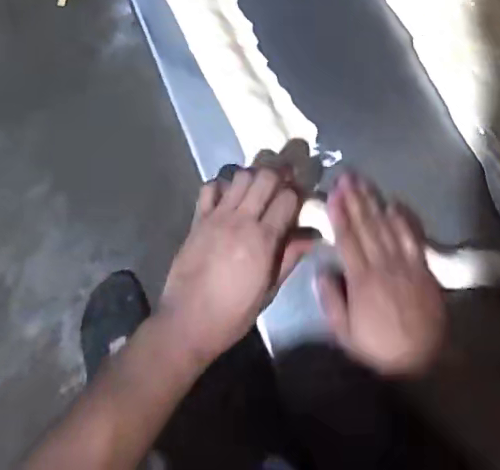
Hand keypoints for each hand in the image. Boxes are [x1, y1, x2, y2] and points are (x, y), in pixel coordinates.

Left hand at [156, 162, 315, 367]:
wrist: (186, 323)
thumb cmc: (232, 314)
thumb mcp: (269, 291)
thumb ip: (290, 257)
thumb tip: (314, 235)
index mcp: (263, 239)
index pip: (288, 197)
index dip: (298, 194)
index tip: (301, 200)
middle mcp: (241, 220)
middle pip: (266, 176)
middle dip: (279, 176)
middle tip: (284, 184)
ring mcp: (217, 216)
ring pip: (240, 176)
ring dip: (253, 177)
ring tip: (258, 189)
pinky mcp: (198, 219)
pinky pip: (210, 187)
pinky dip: (222, 186)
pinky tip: (229, 197)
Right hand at [317, 172, 445, 377]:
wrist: (424, 358)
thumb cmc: (380, 347)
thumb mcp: (345, 334)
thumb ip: (331, 301)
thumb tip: (321, 271)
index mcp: (361, 280)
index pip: (348, 239)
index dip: (340, 215)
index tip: (333, 194)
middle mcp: (382, 264)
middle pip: (366, 225)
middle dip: (354, 199)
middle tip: (346, 176)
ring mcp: (404, 262)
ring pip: (386, 225)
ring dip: (373, 202)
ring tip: (363, 183)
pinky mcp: (422, 265)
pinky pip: (411, 236)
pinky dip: (402, 219)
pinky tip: (393, 203)